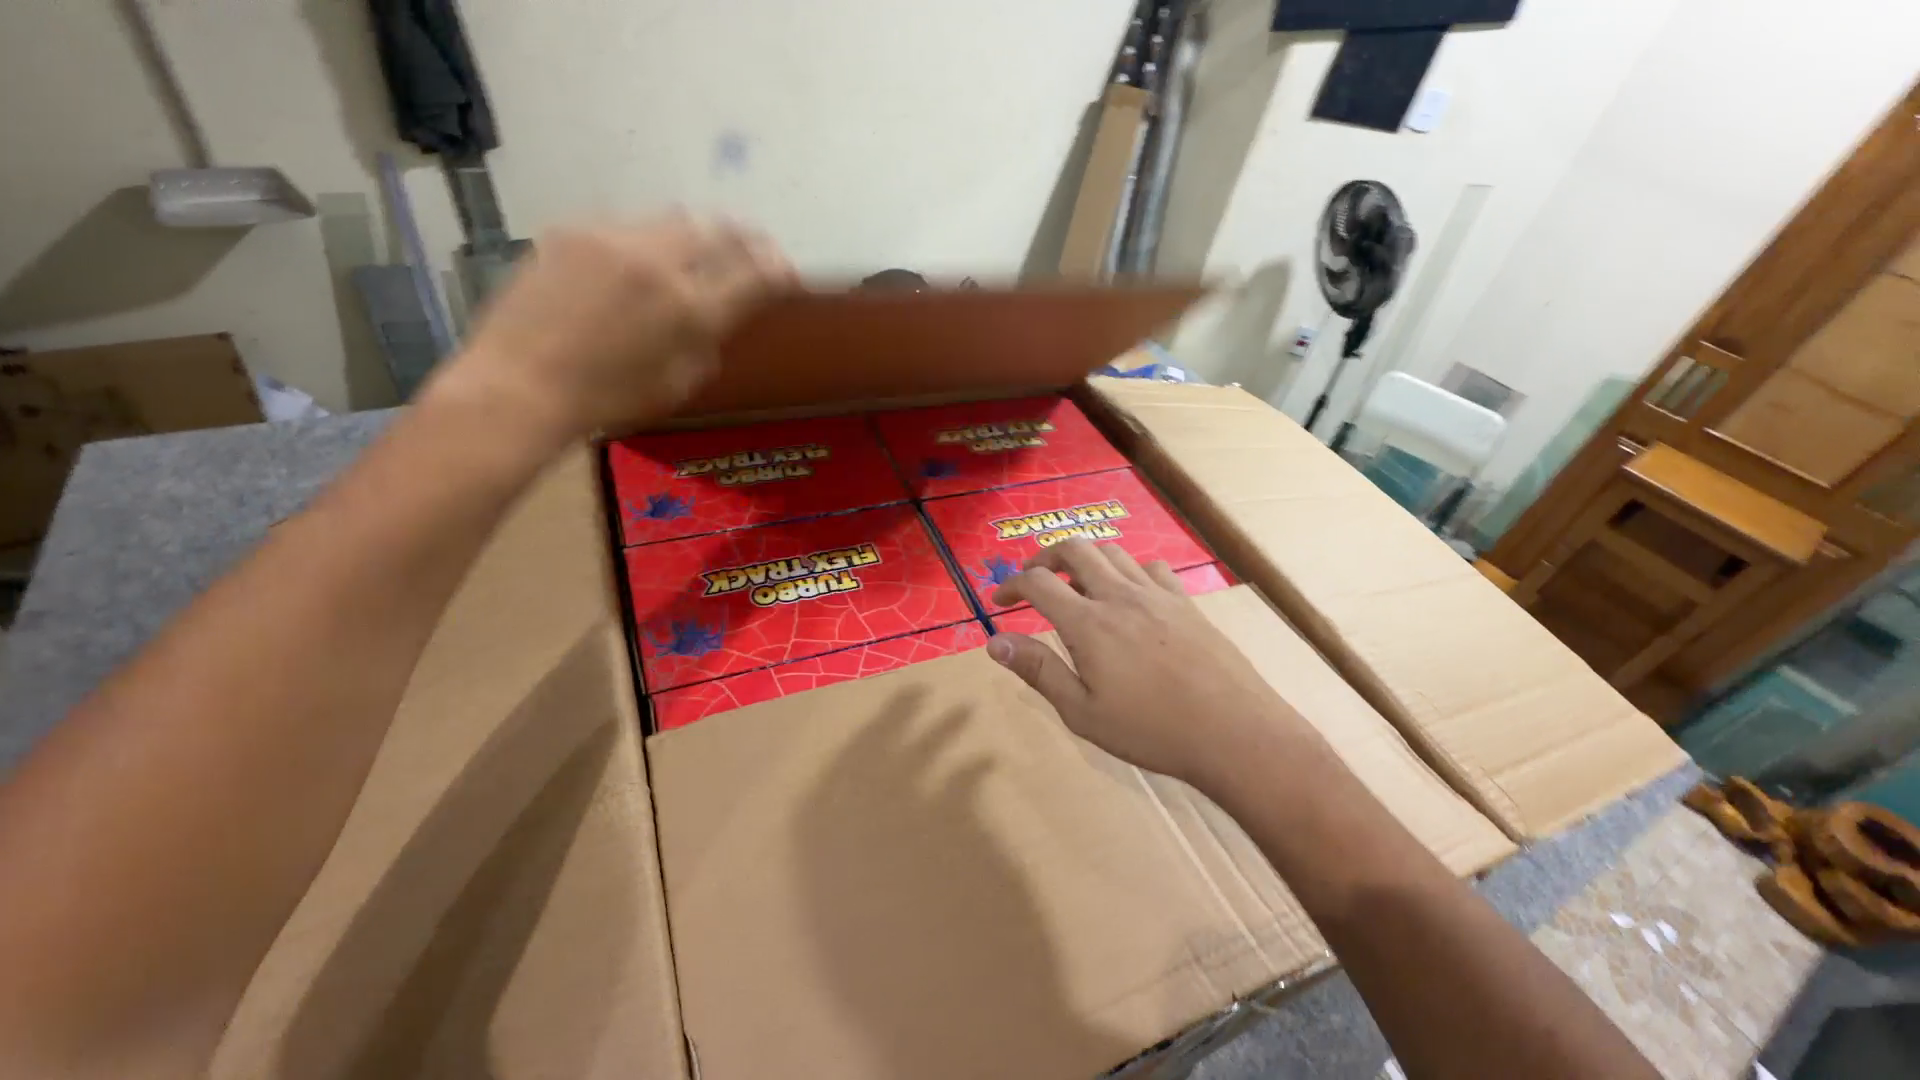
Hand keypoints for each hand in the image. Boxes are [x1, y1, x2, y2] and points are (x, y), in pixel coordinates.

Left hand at [425, 216, 796, 443]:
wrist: (519, 386)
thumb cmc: (606, 401)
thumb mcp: (677, 383)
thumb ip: (708, 340)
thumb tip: (719, 312)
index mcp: (691, 311)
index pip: (754, 273)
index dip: (778, 267)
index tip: (786, 271)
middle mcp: (659, 262)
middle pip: (719, 229)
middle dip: (744, 238)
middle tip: (753, 248)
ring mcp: (613, 239)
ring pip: (673, 220)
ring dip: (695, 235)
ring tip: (698, 251)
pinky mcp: (573, 231)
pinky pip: (625, 226)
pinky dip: (644, 242)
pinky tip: (636, 264)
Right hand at [986, 541, 1311, 784]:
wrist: (1232, 731)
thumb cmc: (1151, 730)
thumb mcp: (1083, 712)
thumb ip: (1039, 671)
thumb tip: (995, 641)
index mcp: (1088, 624)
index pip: (1037, 583)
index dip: (1011, 585)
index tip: (999, 601)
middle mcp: (1120, 596)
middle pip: (1074, 549)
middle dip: (1044, 556)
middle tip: (1033, 579)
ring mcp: (1157, 595)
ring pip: (1113, 552)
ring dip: (1085, 558)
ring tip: (1076, 583)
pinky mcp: (1186, 603)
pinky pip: (1151, 567)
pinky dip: (1128, 569)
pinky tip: (1129, 593)